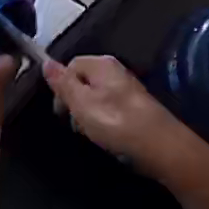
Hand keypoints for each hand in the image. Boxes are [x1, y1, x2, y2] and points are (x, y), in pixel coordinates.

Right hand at [42, 55, 200, 184]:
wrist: (162, 147)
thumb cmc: (116, 123)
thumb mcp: (81, 103)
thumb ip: (62, 83)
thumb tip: (46, 61)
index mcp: (101, 64)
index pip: (70, 65)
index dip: (61, 88)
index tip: (60, 112)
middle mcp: (115, 70)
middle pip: (83, 81)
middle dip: (74, 102)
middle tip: (76, 124)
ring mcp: (127, 88)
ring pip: (96, 97)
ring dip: (88, 114)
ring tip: (92, 134)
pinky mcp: (136, 106)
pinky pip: (110, 108)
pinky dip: (105, 121)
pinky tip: (108, 137)